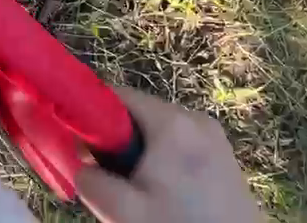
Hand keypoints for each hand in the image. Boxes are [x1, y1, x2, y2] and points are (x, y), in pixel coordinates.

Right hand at [76, 86, 259, 222]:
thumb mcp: (125, 213)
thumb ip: (90, 180)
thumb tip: (80, 165)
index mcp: (171, 121)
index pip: (114, 95)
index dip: (93, 120)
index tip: (89, 153)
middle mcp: (195, 118)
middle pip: (136, 115)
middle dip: (120, 145)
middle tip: (120, 184)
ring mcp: (215, 138)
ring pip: (157, 134)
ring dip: (143, 158)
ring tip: (148, 197)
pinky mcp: (226, 159)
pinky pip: (180, 148)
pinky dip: (166, 166)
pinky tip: (170, 200)